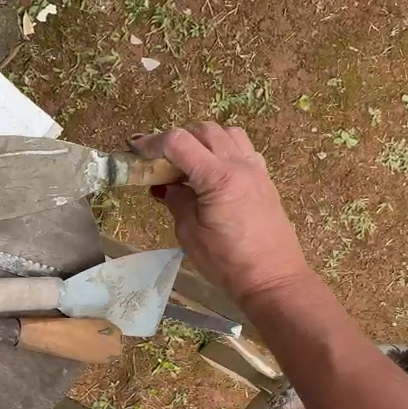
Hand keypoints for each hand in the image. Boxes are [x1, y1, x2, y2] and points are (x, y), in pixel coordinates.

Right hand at [131, 124, 309, 308]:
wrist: (272, 278)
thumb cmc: (227, 261)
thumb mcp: (188, 232)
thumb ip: (176, 200)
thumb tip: (167, 186)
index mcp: (218, 178)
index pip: (179, 142)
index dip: (152, 142)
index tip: (135, 150)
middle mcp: (240, 165)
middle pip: (203, 130)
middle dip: (176, 139)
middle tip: (158, 161)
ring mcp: (256, 169)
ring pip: (226, 133)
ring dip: (202, 140)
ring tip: (186, 163)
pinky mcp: (264, 179)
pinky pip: (241, 149)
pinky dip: (221, 150)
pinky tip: (210, 172)